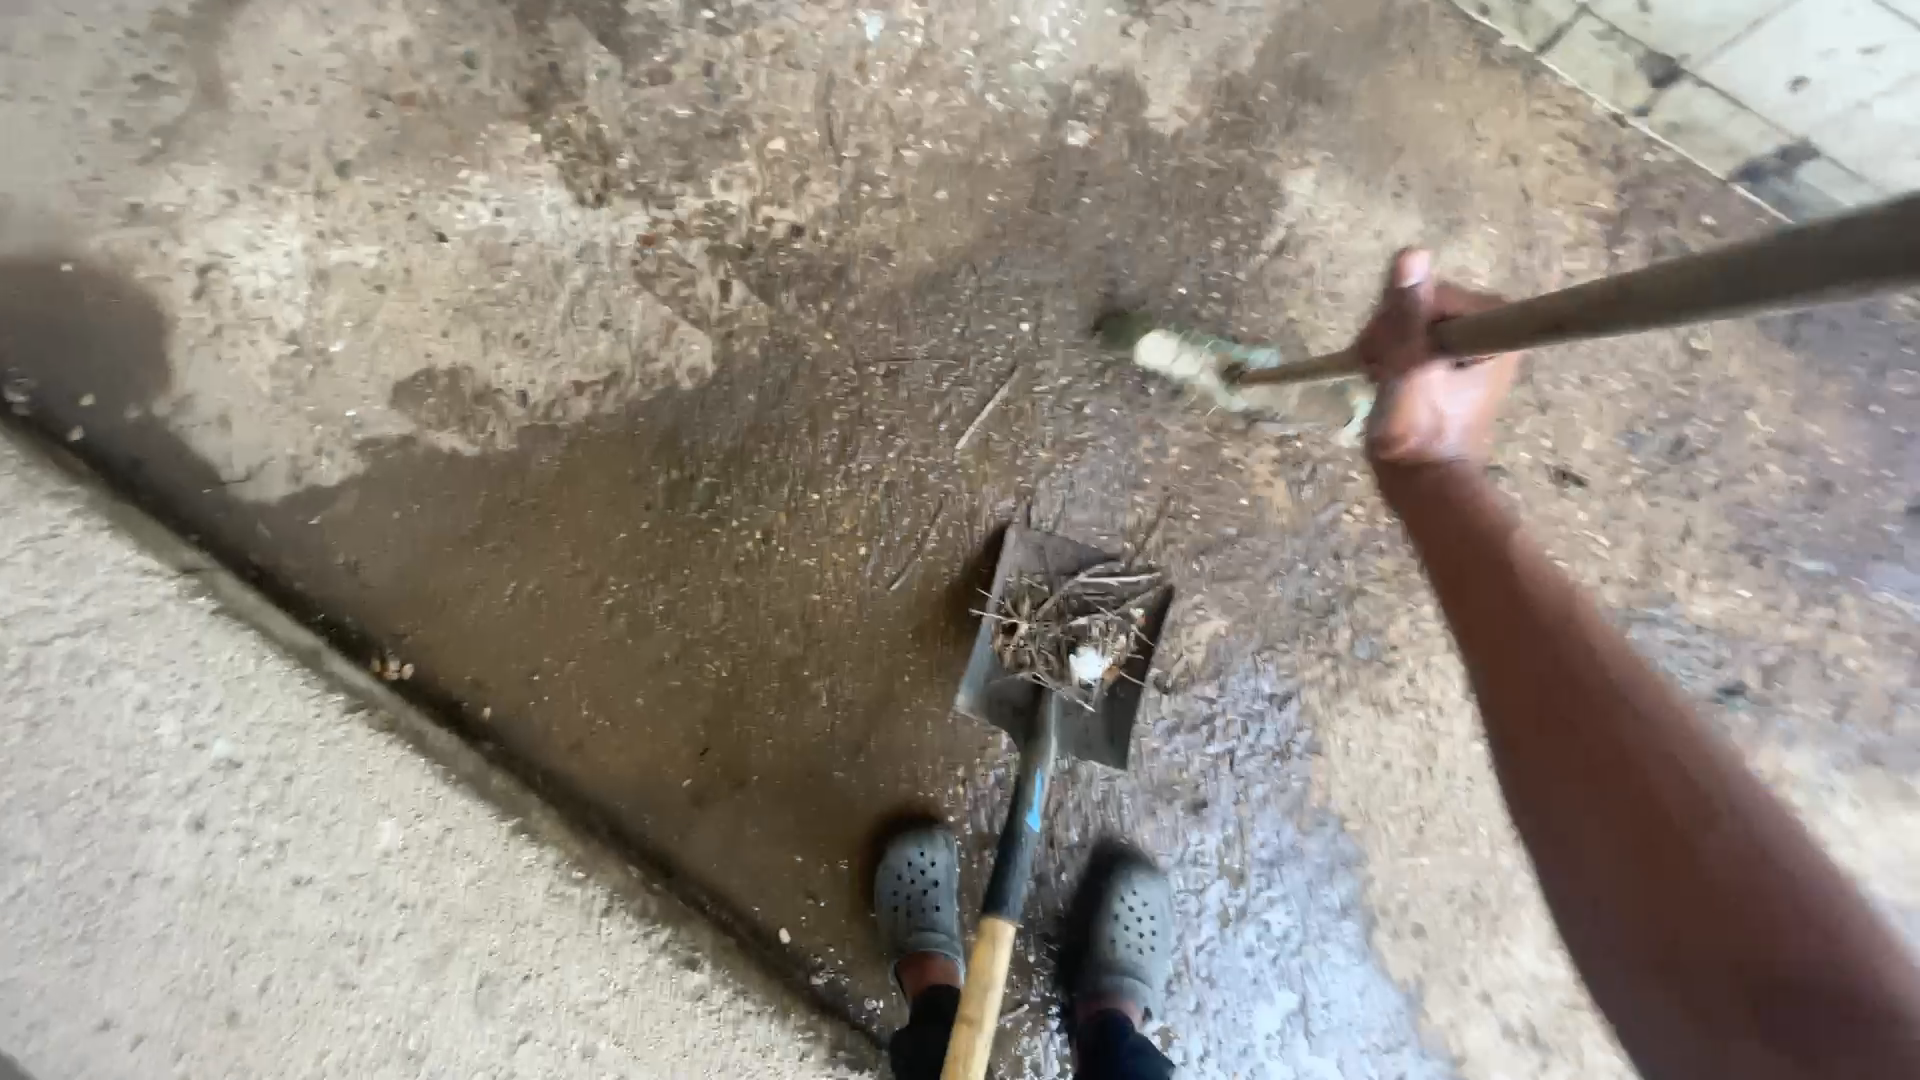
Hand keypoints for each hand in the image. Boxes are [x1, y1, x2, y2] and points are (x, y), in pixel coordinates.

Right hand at [1356, 249, 1518, 468]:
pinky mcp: (1450, 362)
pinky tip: (1383, 379)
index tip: (1389, 356)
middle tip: (1378, 374)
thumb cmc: (1419, 432)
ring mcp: (1470, 346)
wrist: (1422, 481)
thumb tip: (1411, 252)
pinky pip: (1410, 340)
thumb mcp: (1409, 369)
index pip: (1432, 296)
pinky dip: (1389, 357)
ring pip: (1409, 324)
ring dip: (1383, 348)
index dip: (1400, 321)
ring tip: (1379, 381)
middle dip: (1388, 336)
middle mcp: (1492, 328)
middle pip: (1420, 307)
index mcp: (1498, 326)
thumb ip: (1407, 314)